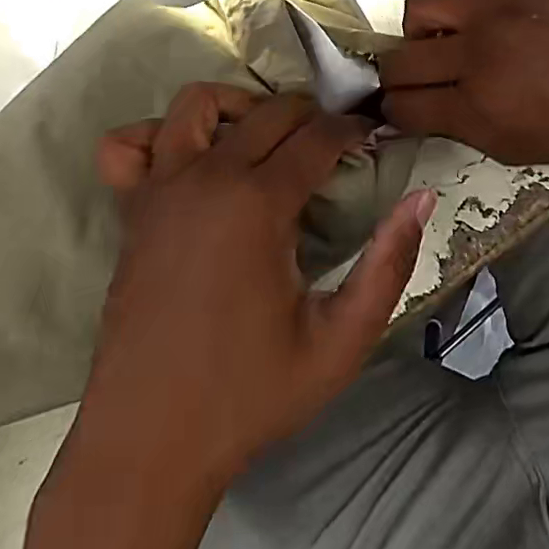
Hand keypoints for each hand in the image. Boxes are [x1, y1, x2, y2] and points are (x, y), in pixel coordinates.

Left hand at [25, 84, 433, 548]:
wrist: (150, 444)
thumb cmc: (251, 393)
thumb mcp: (342, 340)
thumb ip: (390, 263)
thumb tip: (422, 198)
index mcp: (258, 206)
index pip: (318, 137)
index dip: (354, 131)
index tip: (374, 138)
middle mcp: (206, 181)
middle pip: (269, 112)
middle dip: (313, 117)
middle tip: (337, 145)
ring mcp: (159, 193)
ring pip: (196, 105)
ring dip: (241, 106)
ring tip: (269, 138)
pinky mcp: (131, 213)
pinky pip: (127, 147)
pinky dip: (157, 136)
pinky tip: (191, 160)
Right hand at [379, 0, 548, 163]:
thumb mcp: (514, 148)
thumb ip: (459, 129)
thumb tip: (420, 114)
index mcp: (480, 105)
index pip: (404, 106)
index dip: (391, 113)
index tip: (396, 111)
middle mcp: (479, 52)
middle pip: (399, 60)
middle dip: (395, 78)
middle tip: (415, 82)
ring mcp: (495, 8)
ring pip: (418, 6)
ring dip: (418, 32)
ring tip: (445, 44)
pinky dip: (455, 9)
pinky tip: (479, 24)